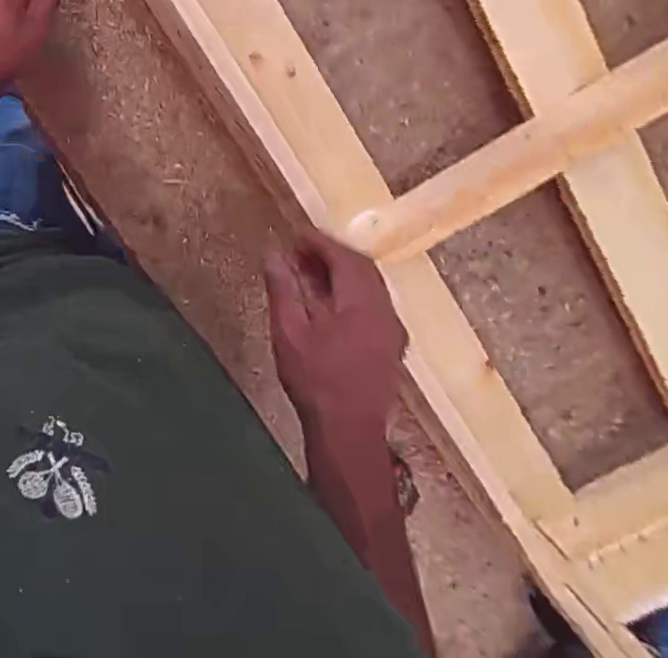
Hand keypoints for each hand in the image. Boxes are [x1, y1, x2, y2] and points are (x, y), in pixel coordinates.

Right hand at [265, 230, 406, 430]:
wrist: (347, 432)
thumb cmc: (315, 380)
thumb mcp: (289, 331)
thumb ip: (283, 289)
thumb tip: (274, 255)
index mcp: (364, 305)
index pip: (346, 259)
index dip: (320, 243)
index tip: (296, 235)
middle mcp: (386, 313)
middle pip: (363, 270)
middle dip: (331, 254)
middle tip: (299, 252)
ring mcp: (392, 332)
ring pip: (370, 287)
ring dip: (341, 273)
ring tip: (308, 273)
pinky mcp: (390, 347)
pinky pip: (372, 305)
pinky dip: (349, 293)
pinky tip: (326, 302)